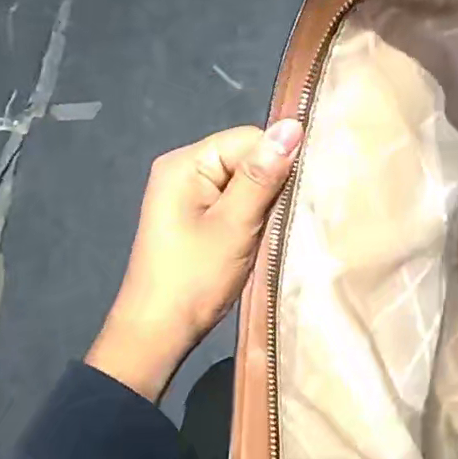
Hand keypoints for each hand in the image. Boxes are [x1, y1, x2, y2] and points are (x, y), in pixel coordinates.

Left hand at [86, 119, 301, 401]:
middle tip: (290, 217)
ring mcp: (187, 196)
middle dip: (271, 185)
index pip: (248, 138)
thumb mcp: (233, 226)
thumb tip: (293, 126)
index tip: (300, 193)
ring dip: (263, 205)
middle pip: (245, 159)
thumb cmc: (194, 280)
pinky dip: (250, 219)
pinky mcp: (194, 219)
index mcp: (185, 163)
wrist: (157, 332)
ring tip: (275, 231)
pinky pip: (232, 204)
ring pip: (243, 184)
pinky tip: (260, 238)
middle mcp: (183, 171)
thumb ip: (262, 176)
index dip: (278, 161)